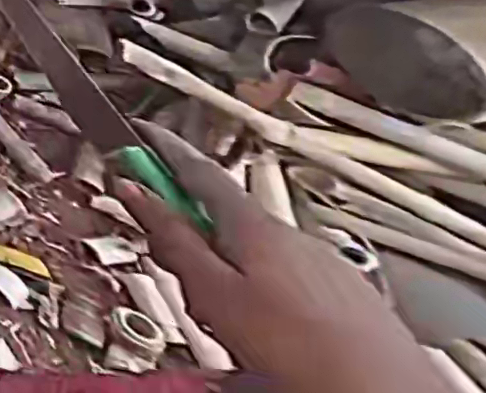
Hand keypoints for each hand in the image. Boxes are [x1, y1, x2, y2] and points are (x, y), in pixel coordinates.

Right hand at [117, 124, 450, 392]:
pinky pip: (285, 273)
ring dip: (220, 261)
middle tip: (163, 250)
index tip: (134, 132)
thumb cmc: (304, 354)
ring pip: (250, 245)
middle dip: (185, 226)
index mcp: (256, 226)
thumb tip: (133, 190)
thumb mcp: (210, 288)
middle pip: (220, 212)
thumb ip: (168, 233)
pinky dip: (257, 283)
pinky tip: (258, 322)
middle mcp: (296, 237)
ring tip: (214, 304)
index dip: (159, 146)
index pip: (195, 168)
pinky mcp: (352, 300)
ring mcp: (330, 268)